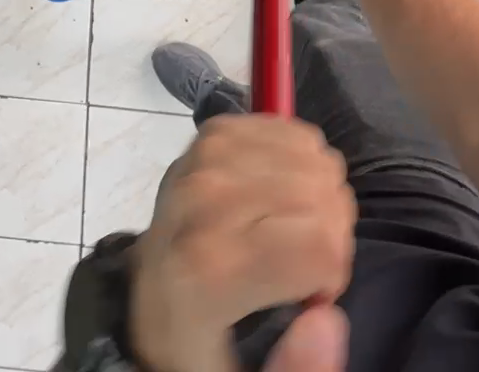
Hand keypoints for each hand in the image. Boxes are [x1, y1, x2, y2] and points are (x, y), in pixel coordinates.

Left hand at [129, 115, 356, 371]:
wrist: (147, 288)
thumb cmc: (201, 333)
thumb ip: (292, 369)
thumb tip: (326, 317)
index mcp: (210, 267)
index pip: (318, 241)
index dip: (332, 273)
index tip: (308, 295)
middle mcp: (205, 198)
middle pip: (323, 195)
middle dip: (330, 233)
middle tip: (299, 259)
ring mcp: (208, 155)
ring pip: (316, 159)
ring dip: (318, 195)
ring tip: (288, 225)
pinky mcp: (215, 130)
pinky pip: (297, 133)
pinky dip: (301, 162)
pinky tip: (278, 191)